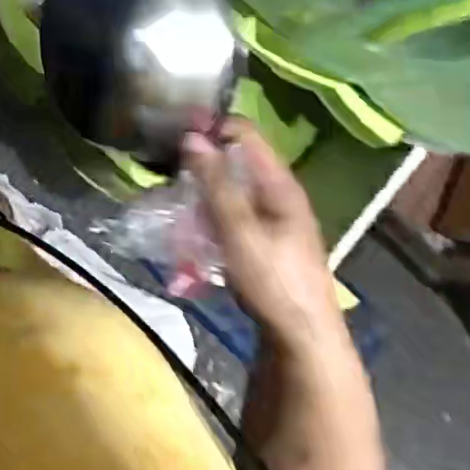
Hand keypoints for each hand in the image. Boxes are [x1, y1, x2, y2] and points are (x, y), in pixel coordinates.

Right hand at [181, 119, 348, 356]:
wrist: (303, 342)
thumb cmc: (273, 280)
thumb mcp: (237, 229)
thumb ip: (213, 181)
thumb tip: (192, 135)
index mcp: (279, 185)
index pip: (245, 133)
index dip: (211, 127)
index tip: (175, 133)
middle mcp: (278, 196)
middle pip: (233, 163)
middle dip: (198, 167)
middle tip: (166, 174)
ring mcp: (273, 221)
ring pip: (227, 193)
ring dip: (198, 200)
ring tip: (172, 215)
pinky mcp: (264, 243)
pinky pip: (228, 218)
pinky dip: (207, 223)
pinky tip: (189, 245)